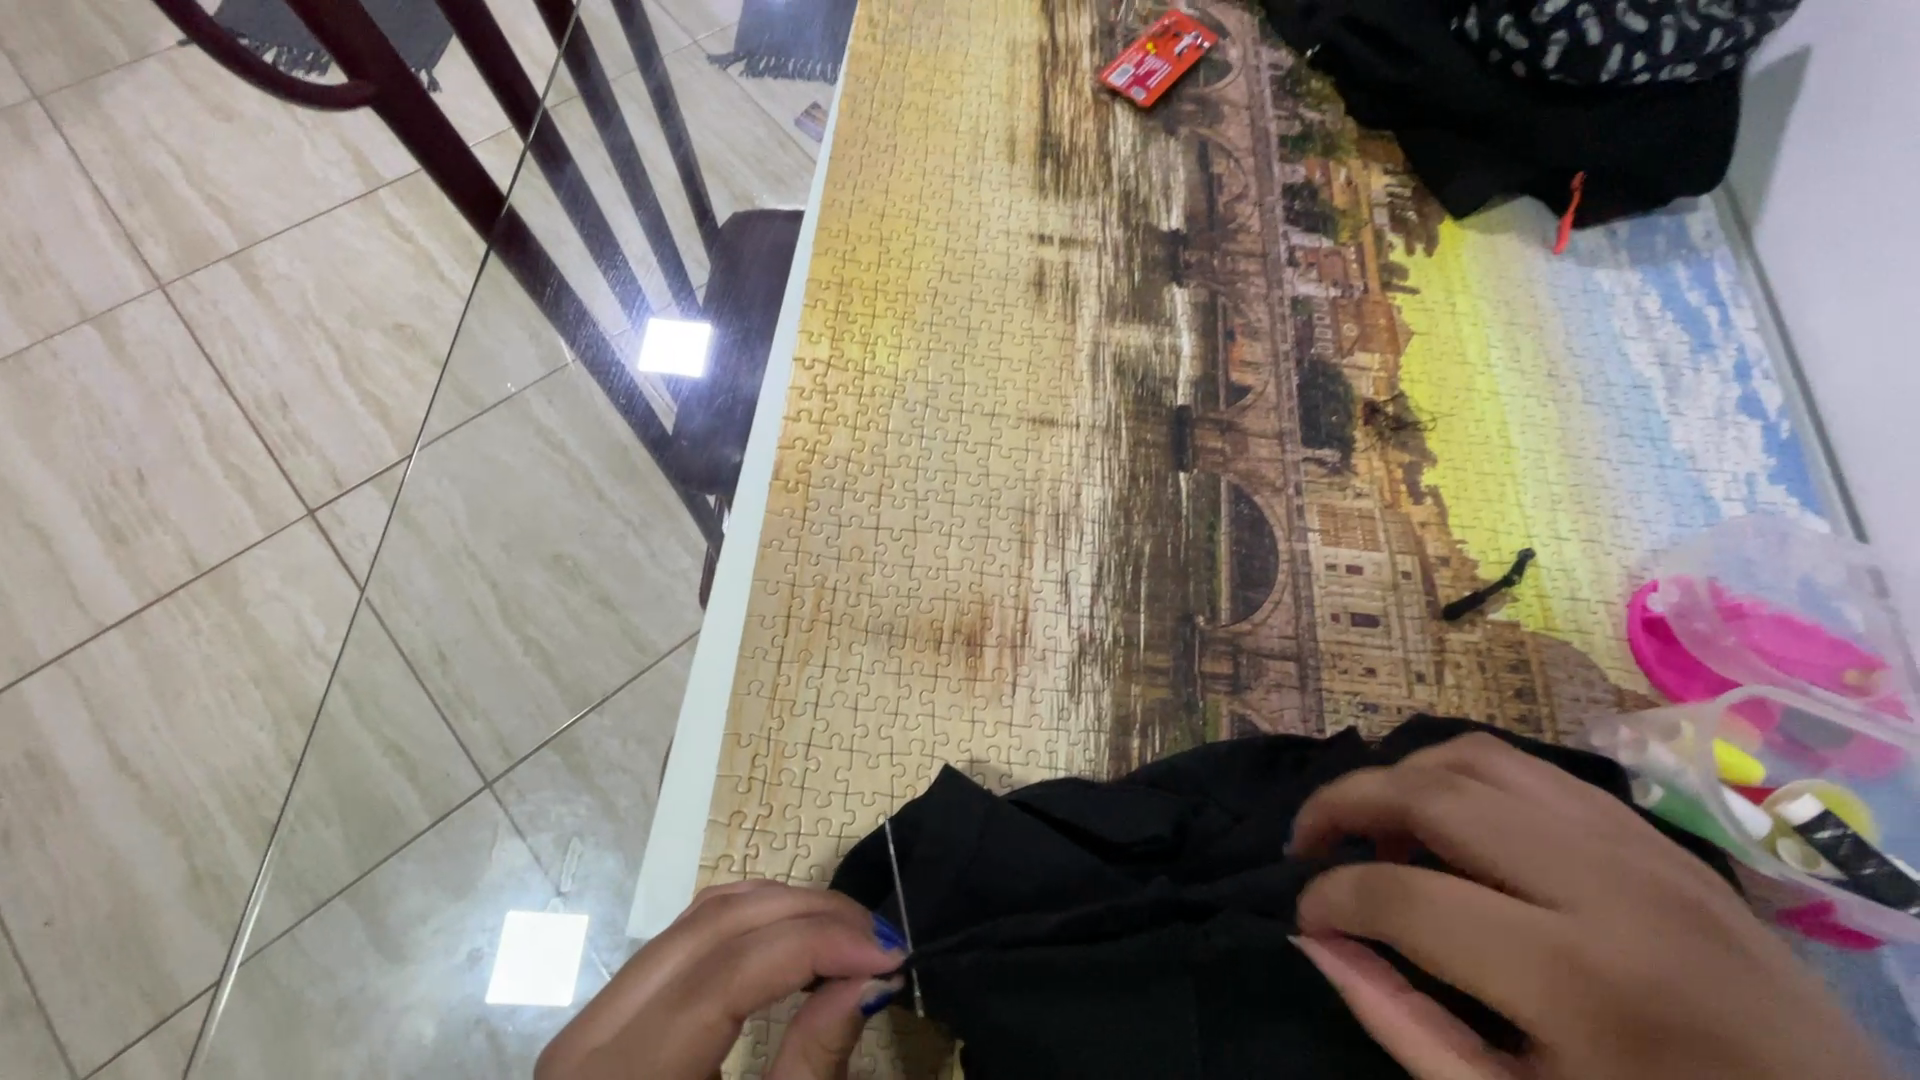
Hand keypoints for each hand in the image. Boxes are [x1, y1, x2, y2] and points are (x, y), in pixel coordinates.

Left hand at [536, 881, 903, 1079]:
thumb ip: (813, 1061)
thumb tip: (871, 978)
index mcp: (624, 1075)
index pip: (730, 971)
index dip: (816, 946)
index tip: (889, 955)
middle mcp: (593, 1029)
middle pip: (716, 925)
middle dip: (810, 916)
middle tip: (879, 939)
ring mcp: (596, 1012)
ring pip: (702, 916)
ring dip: (785, 911)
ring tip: (849, 935)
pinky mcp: (614, 1006)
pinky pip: (689, 933)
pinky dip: (751, 920)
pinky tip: (797, 933)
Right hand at [1288, 732, 1892, 1079]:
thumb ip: (1404, 1025)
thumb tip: (1317, 945)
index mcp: (1578, 977)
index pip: (1402, 894)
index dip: (1329, 898)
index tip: (1305, 915)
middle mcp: (1606, 883)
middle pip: (1430, 794)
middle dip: (1340, 805)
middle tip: (1307, 842)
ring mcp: (1640, 845)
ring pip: (1475, 756)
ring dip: (1399, 777)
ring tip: (1375, 826)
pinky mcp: (1658, 835)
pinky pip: (1532, 769)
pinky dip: (1463, 777)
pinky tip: (1449, 822)